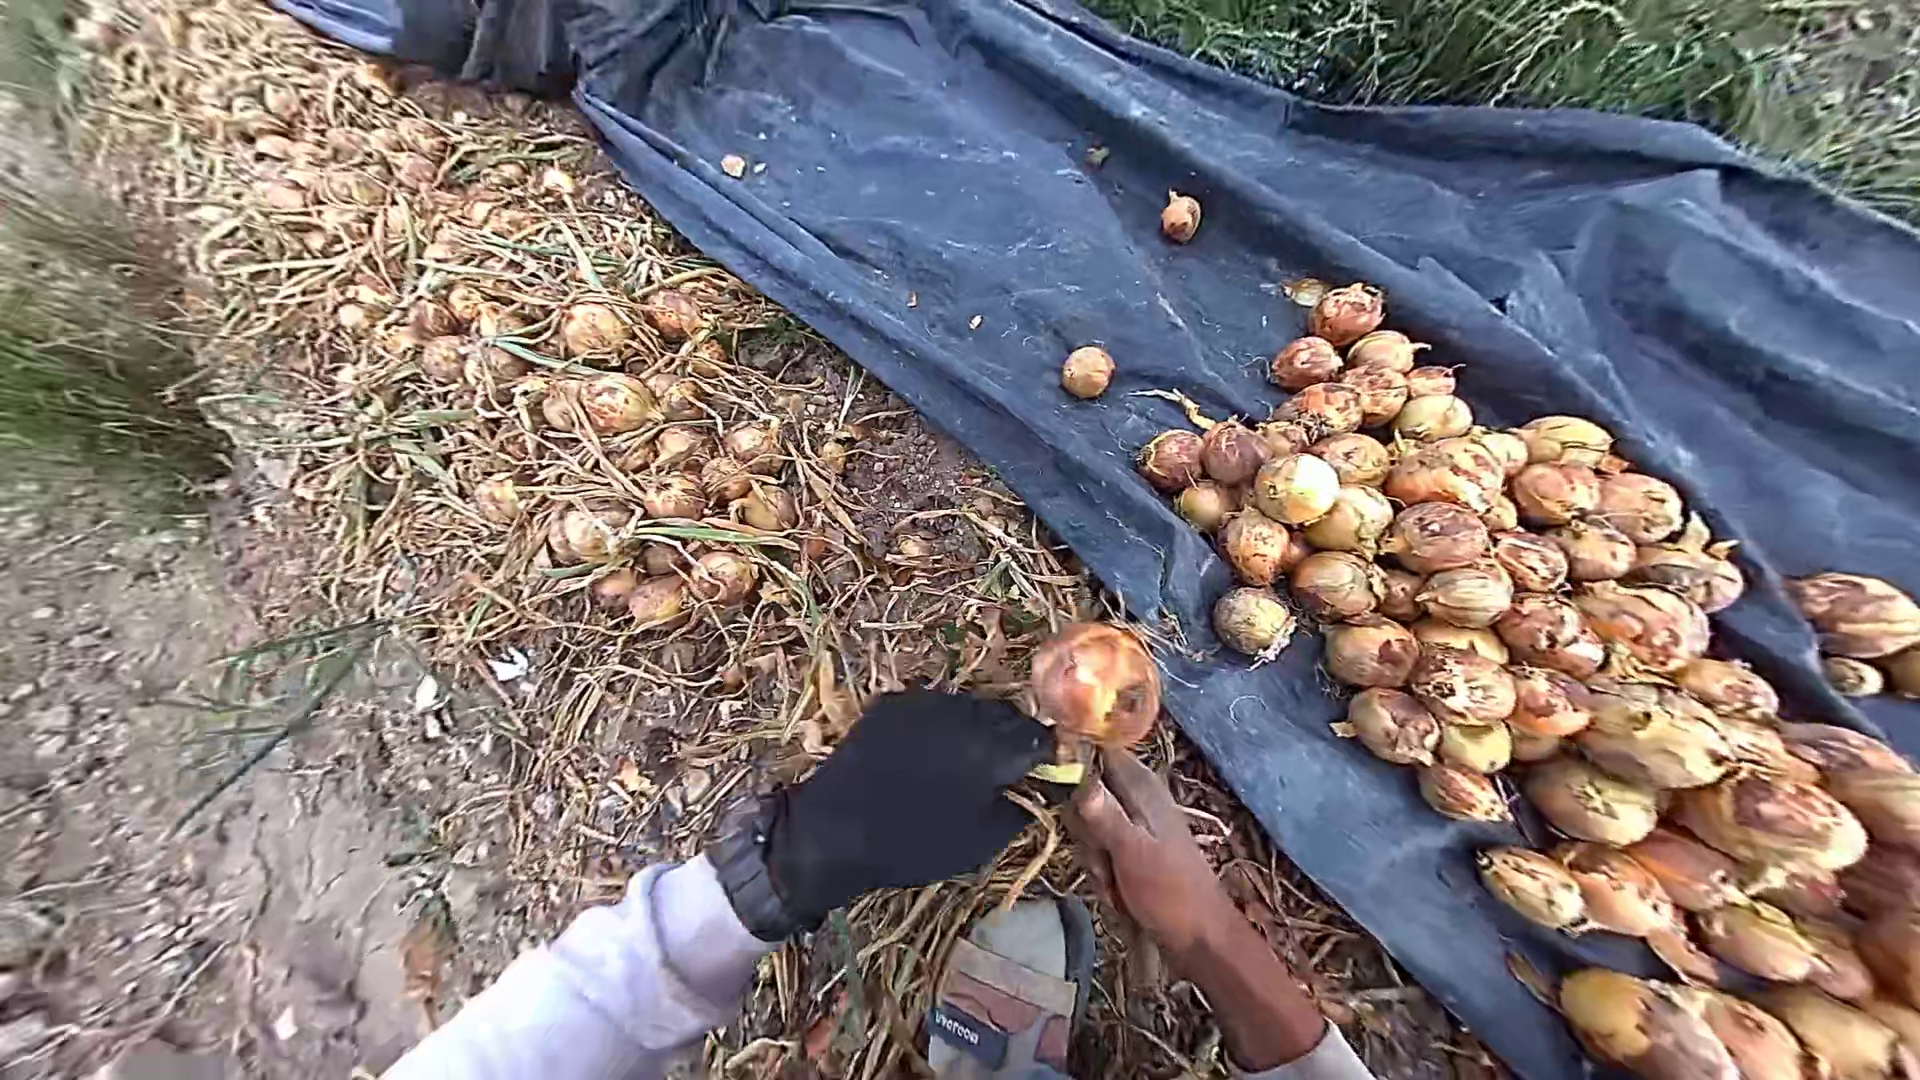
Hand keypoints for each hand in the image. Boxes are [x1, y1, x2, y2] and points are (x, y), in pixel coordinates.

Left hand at [764, 689, 1051, 927]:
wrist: (835, 828)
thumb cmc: (914, 843)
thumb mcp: (980, 841)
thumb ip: (1022, 807)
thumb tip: (1046, 786)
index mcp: (990, 748)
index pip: (1037, 736)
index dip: (1044, 752)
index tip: (1040, 768)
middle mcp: (963, 713)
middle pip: (1006, 713)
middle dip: (1013, 735)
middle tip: (1002, 764)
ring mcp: (926, 701)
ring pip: (970, 704)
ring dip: (978, 725)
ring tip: (963, 755)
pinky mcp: (895, 700)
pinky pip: (934, 703)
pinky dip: (941, 721)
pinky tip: (927, 747)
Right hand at [1066, 747, 1240, 960]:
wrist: (1203, 942)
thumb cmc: (1171, 892)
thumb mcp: (1131, 850)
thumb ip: (1101, 811)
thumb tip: (1072, 772)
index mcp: (1140, 784)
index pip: (1095, 752)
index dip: (1076, 768)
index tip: (1073, 801)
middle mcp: (1134, 795)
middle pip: (1084, 792)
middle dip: (1085, 828)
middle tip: (1102, 855)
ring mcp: (1133, 822)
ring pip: (1087, 823)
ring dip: (1093, 856)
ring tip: (1113, 881)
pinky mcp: (1131, 847)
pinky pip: (1098, 847)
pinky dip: (1102, 870)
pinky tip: (1116, 891)